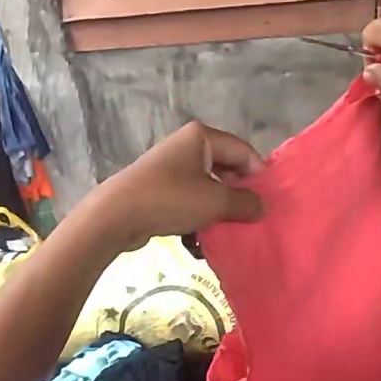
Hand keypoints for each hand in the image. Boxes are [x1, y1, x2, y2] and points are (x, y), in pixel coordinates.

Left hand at [82, 122, 265, 250]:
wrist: (115, 216)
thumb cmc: (171, 199)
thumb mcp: (216, 201)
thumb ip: (246, 203)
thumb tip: (263, 206)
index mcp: (202, 137)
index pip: (244, 152)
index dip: (258, 176)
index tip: (265, 202)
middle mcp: (187, 146)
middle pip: (226, 170)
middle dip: (237, 197)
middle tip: (248, 219)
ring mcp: (172, 168)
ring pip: (208, 189)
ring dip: (217, 213)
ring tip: (224, 234)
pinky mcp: (160, 189)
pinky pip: (190, 201)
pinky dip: (197, 219)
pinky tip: (198, 243)